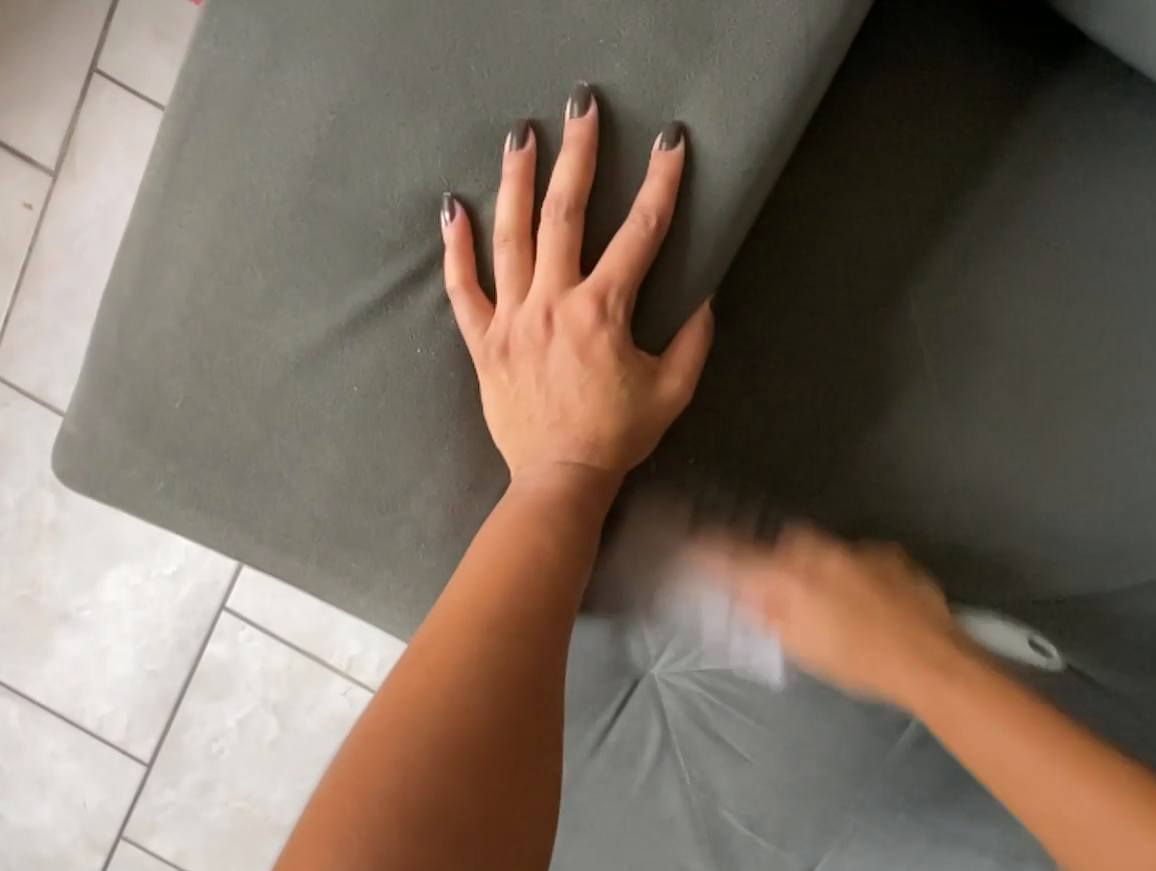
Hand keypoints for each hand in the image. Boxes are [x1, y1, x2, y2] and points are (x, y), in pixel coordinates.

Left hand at [440, 84, 714, 487]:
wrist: (560, 477)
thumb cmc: (618, 437)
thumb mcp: (672, 391)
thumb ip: (692, 341)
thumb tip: (702, 300)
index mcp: (603, 313)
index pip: (640, 234)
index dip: (660, 185)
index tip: (669, 144)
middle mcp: (554, 304)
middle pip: (565, 215)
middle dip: (577, 156)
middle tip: (581, 108)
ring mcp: (513, 320)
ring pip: (510, 238)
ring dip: (516, 183)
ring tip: (519, 138)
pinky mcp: (484, 343)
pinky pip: (463, 289)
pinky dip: (456, 250)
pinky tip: (453, 210)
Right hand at [697, 526, 971, 704]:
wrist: (930, 660)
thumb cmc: (857, 661)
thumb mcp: (802, 647)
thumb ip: (769, 616)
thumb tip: (747, 598)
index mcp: (792, 577)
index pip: (739, 556)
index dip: (713, 549)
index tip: (695, 543)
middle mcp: (821, 553)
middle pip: (786, 545)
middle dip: (780, 562)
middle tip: (786, 594)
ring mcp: (860, 550)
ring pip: (824, 550)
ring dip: (819, 568)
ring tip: (835, 604)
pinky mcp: (891, 554)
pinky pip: (858, 557)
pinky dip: (853, 572)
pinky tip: (867, 602)